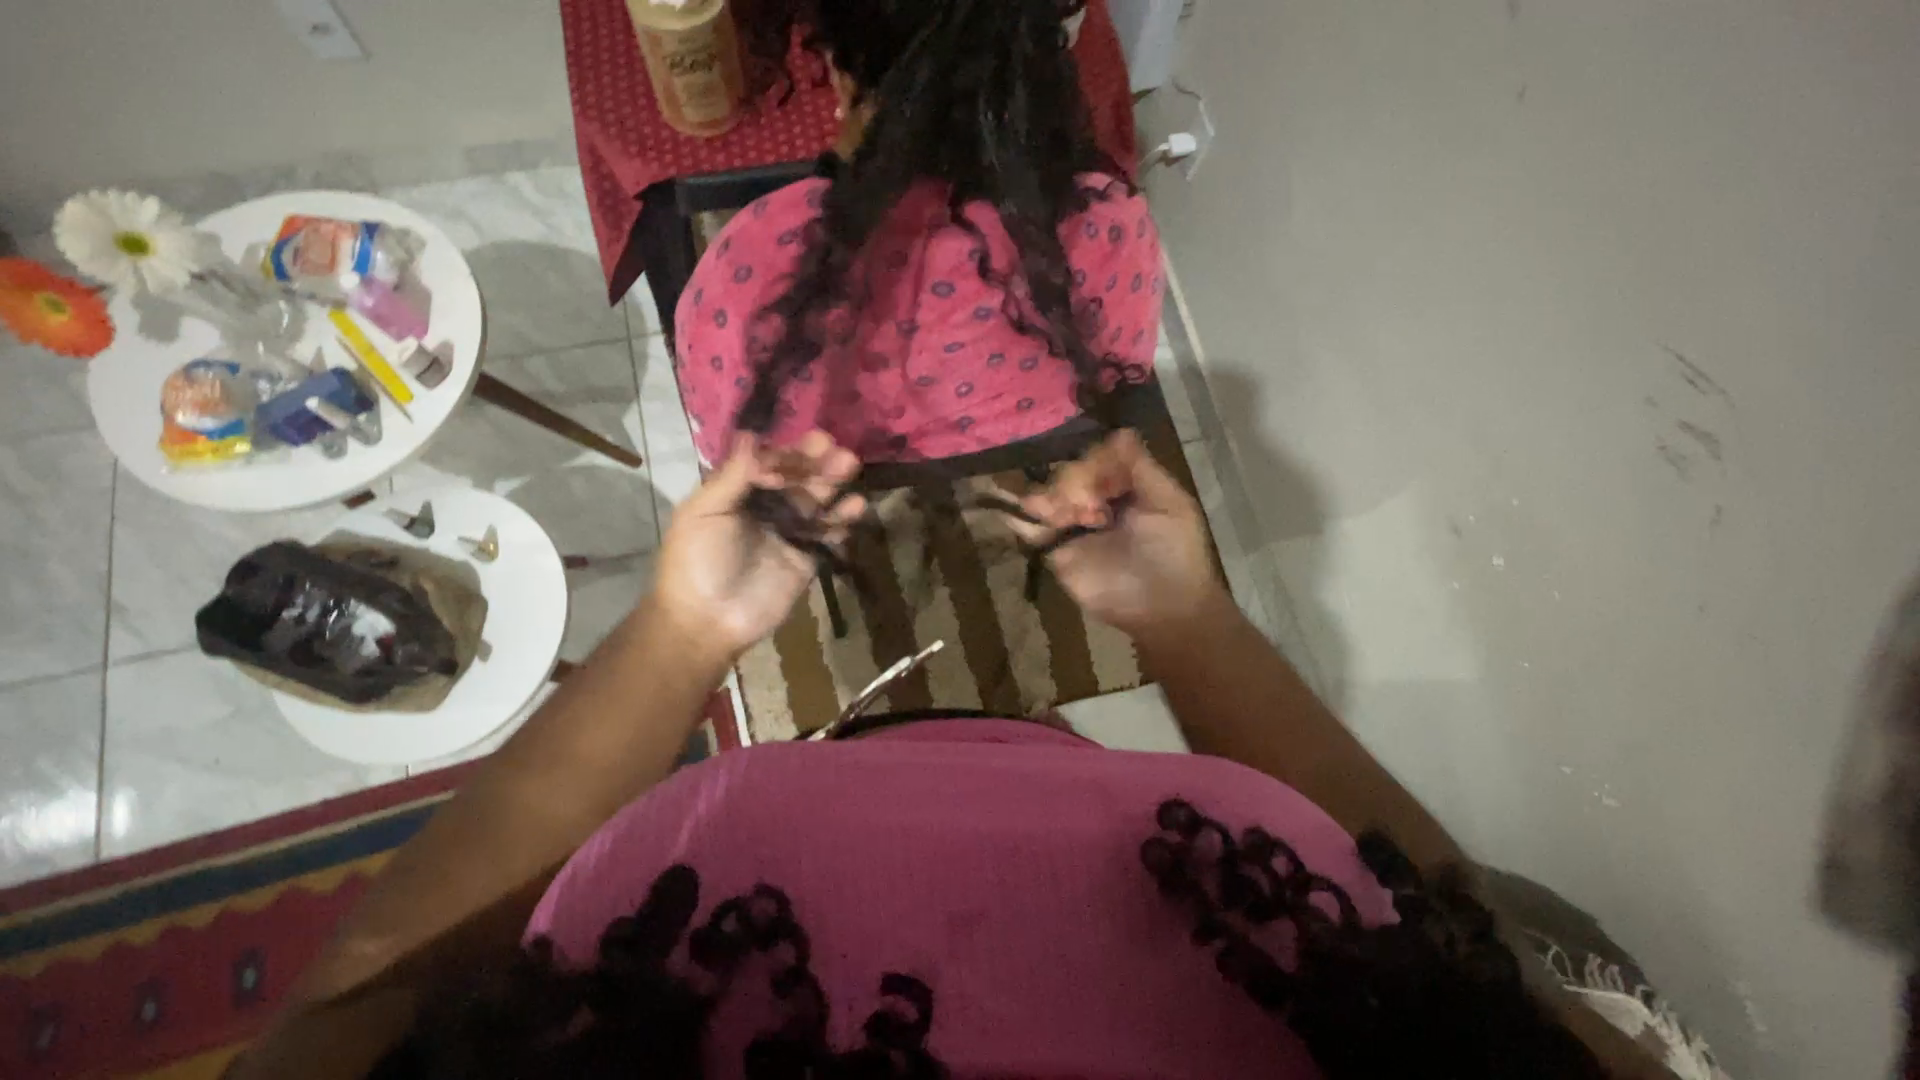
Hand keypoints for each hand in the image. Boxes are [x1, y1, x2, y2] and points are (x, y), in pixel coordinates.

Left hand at [652, 431, 865, 662]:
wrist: (707, 620)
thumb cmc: (696, 561)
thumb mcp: (703, 512)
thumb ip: (732, 475)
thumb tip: (752, 433)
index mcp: (737, 492)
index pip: (768, 462)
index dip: (785, 455)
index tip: (796, 454)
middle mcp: (765, 507)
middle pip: (797, 477)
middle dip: (817, 461)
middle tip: (838, 450)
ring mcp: (787, 532)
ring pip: (817, 500)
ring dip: (833, 482)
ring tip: (850, 466)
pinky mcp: (806, 557)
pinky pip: (828, 533)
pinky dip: (842, 520)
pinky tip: (856, 506)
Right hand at [1008, 430, 1228, 639]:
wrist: (1165, 607)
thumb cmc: (1175, 551)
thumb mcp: (1168, 503)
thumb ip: (1141, 468)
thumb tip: (1119, 431)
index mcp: (1124, 487)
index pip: (1097, 459)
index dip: (1092, 463)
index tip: (1097, 475)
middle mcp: (1095, 503)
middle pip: (1067, 476)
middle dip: (1071, 484)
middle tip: (1086, 506)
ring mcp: (1073, 528)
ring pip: (1046, 498)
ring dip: (1045, 497)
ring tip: (1052, 508)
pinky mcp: (1056, 553)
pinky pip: (1032, 532)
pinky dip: (1017, 519)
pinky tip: (1006, 508)